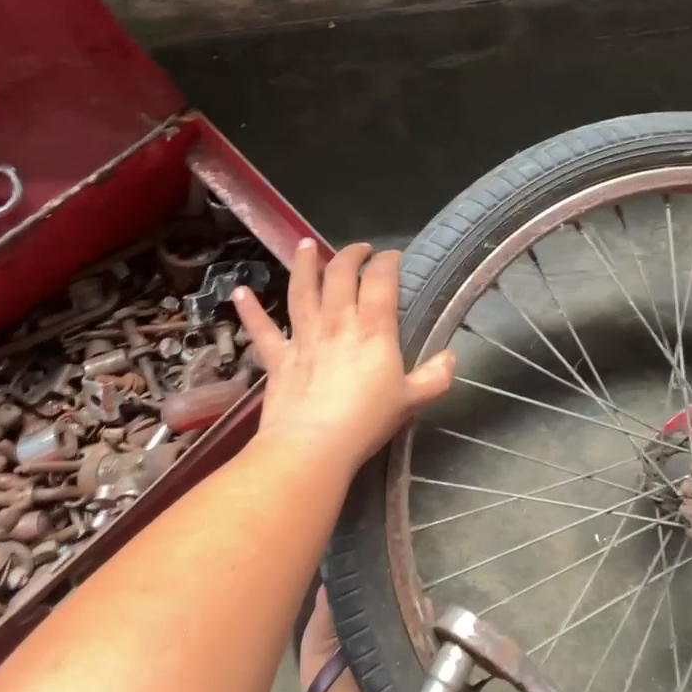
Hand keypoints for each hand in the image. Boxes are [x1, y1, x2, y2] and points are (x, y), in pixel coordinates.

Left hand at [232, 240, 454, 473]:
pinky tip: (240, 293)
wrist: (313, 445)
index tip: (392, 258)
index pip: (381, 281)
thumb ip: (433, 378)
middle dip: (350, 255)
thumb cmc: (366, 421)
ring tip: (304, 245)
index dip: (387, 263)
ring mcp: (304, 336)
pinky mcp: (278, 357)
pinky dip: (250, 311)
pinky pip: (262, 330)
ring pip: (302, 290)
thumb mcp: (410, 401)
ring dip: (303, 264)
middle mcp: (337, 322)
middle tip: (358, 251)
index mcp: (373, 329)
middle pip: (340, 275)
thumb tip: (451, 359)